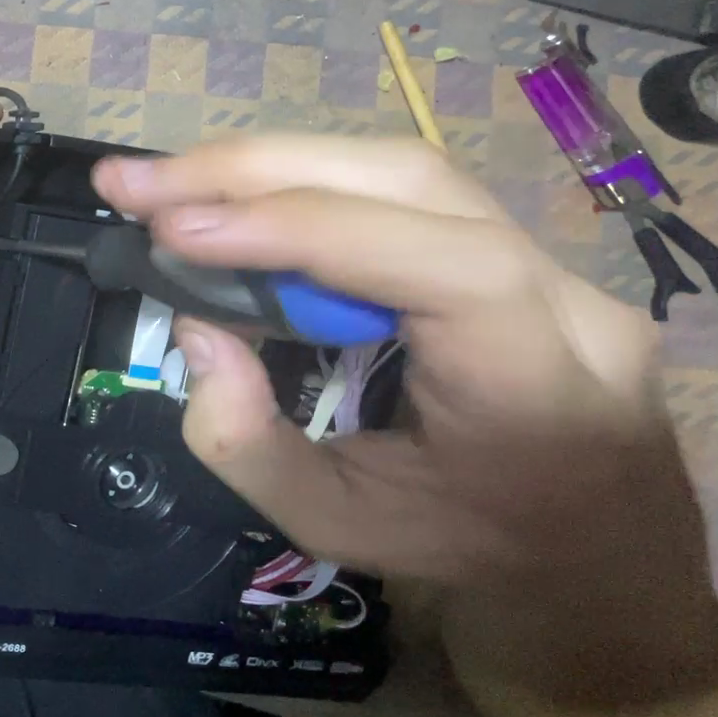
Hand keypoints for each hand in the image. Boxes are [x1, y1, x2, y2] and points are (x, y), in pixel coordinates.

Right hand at [93, 135, 674, 587]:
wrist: (585, 549)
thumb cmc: (454, 542)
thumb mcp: (327, 520)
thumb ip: (242, 440)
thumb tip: (196, 329)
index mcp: (542, 386)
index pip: (443, 268)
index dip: (300, 233)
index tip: (174, 232)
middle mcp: (561, 300)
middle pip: (407, 183)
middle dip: (250, 173)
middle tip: (133, 185)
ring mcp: (539, 261)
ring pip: (393, 169)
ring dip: (260, 167)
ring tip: (160, 186)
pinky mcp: (498, 245)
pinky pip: (386, 190)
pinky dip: (287, 184)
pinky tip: (222, 200)